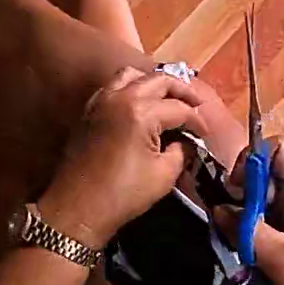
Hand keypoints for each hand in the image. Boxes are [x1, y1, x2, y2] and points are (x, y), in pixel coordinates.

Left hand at [38, 69, 207, 248]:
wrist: (77, 208)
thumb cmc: (123, 194)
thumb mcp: (164, 175)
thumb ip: (181, 151)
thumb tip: (187, 142)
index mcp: (141, 112)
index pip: (179, 108)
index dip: (197, 121)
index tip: (205, 134)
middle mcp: (121, 97)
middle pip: (159, 80)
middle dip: (182, 91)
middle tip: (197, 105)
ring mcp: (101, 101)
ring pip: (133, 75)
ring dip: (154, 82)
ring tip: (168, 97)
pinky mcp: (89, 110)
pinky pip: (114, 86)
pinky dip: (131, 88)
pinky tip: (140, 104)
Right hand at [213, 138, 283, 284]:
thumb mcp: (283, 260)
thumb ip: (247, 231)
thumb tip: (218, 209)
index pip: (279, 147)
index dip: (252, 159)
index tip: (237, 191)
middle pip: (272, 171)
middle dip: (247, 191)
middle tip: (235, 222)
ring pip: (271, 197)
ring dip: (252, 214)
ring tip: (242, 241)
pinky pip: (277, 219)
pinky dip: (261, 230)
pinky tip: (256, 254)